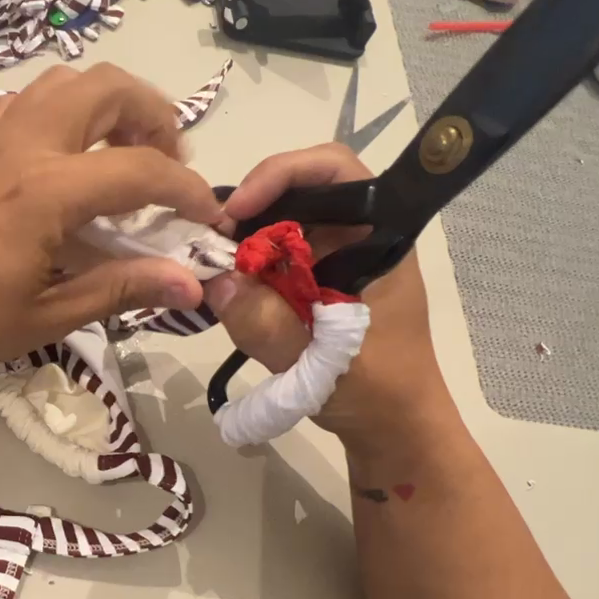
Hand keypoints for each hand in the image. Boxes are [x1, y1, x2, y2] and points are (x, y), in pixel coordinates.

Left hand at [0, 63, 221, 378]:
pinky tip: (69, 159)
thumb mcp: (49, 315)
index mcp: (46, 191)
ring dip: (110, 104)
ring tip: (124, 154)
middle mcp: (24, 145)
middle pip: (109, 89)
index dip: (187, 192)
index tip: (208, 220)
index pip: (141, 169)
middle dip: (155, 117)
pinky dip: (65, 110)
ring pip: (67, 82)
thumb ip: (122, 288)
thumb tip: (190, 284)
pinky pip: (29, 100)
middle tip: (168, 167)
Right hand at [205, 143, 455, 453]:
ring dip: (243, 245)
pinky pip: (274, 261)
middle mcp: (356, 238)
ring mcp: (334, 261)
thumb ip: (267, 323)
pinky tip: (227, 294)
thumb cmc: (375, 392)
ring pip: (280, 228)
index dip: (282, 174)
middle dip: (249, 213)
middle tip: (207, 243)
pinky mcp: (315, 285)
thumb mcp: (317, 361)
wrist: (391, 429)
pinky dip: (246, 272)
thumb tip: (216, 281)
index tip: (237, 211)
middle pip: (297, 194)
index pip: (335, 170)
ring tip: (210, 272)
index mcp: (378, 239)